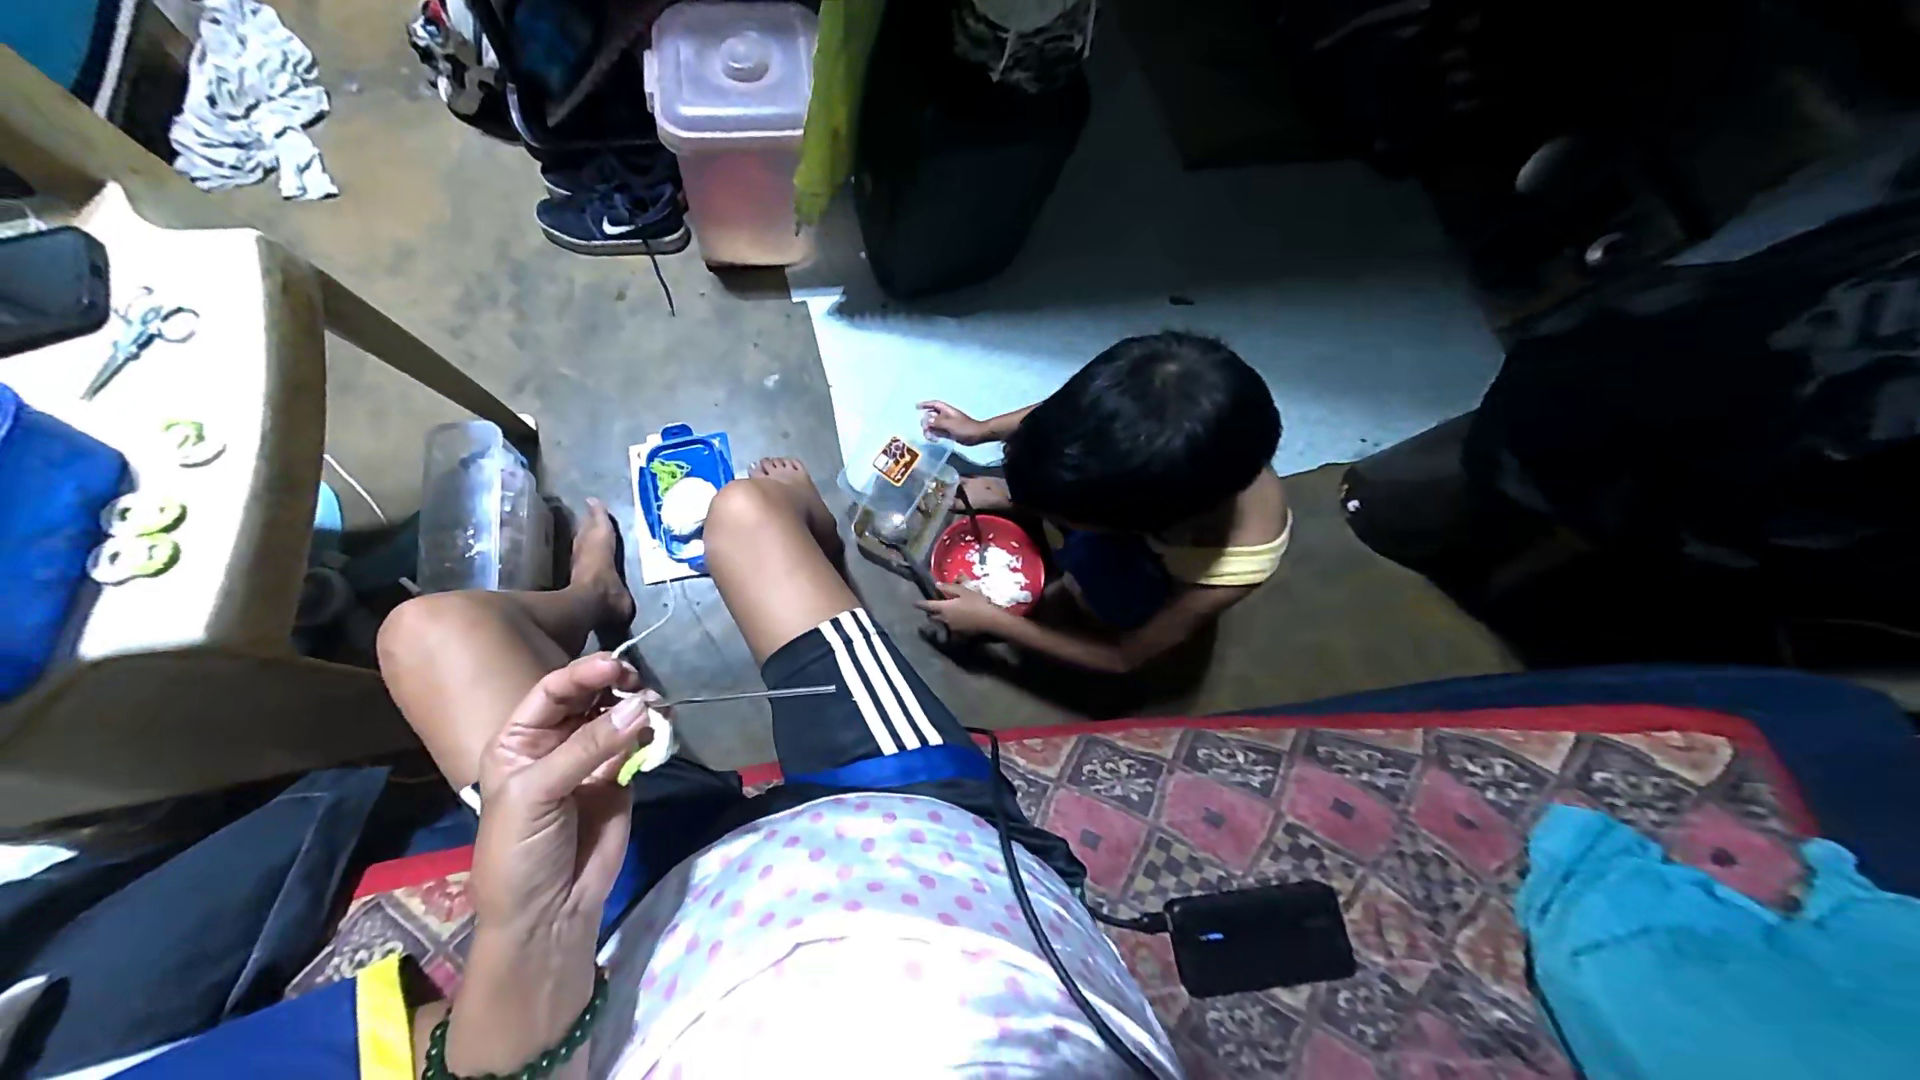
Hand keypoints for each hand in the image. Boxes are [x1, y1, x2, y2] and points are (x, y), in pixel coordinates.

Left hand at [472, 653, 656, 935]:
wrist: (549, 911)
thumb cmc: (521, 851)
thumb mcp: (539, 794)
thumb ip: (589, 747)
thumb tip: (643, 706)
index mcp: (520, 740)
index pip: (552, 692)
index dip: (582, 674)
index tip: (616, 666)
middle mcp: (555, 741)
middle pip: (588, 697)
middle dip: (613, 684)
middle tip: (640, 682)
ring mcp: (590, 757)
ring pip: (618, 715)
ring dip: (637, 704)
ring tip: (657, 704)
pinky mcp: (621, 774)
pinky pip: (640, 741)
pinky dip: (654, 729)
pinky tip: (666, 722)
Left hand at [915, 582, 1009, 635]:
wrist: (990, 621)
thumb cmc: (977, 603)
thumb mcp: (964, 591)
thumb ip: (950, 588)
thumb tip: (937, 585)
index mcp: (944, 608)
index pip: (928, 605)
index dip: (920, 604)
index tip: (914, 603)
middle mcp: (944, 619)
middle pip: (933, 617)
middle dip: (931, 613)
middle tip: (932, 608)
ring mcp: (952, 628)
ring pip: (942, 623)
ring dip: (941, 619)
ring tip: (946, 614)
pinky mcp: (960, 635)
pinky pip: (951, 630)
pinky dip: (951, 626)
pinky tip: (957, 623)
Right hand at [918, 400, 989, 444]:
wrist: (977, 435)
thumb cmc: (964, 428)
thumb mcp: (950, 424)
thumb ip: (937, 422)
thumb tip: (926, 420)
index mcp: (947, 411)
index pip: (934, 404)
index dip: (925, 404)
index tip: (916, 407)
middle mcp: (946, 416)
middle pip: (931, 415)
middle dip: (926, 421)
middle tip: (925, 428)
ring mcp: (947, 425)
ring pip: (934, 425)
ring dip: (930, 430)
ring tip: (930, 436)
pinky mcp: (949, 432)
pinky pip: (938, 432)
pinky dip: (934, 435)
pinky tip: (934, 439)